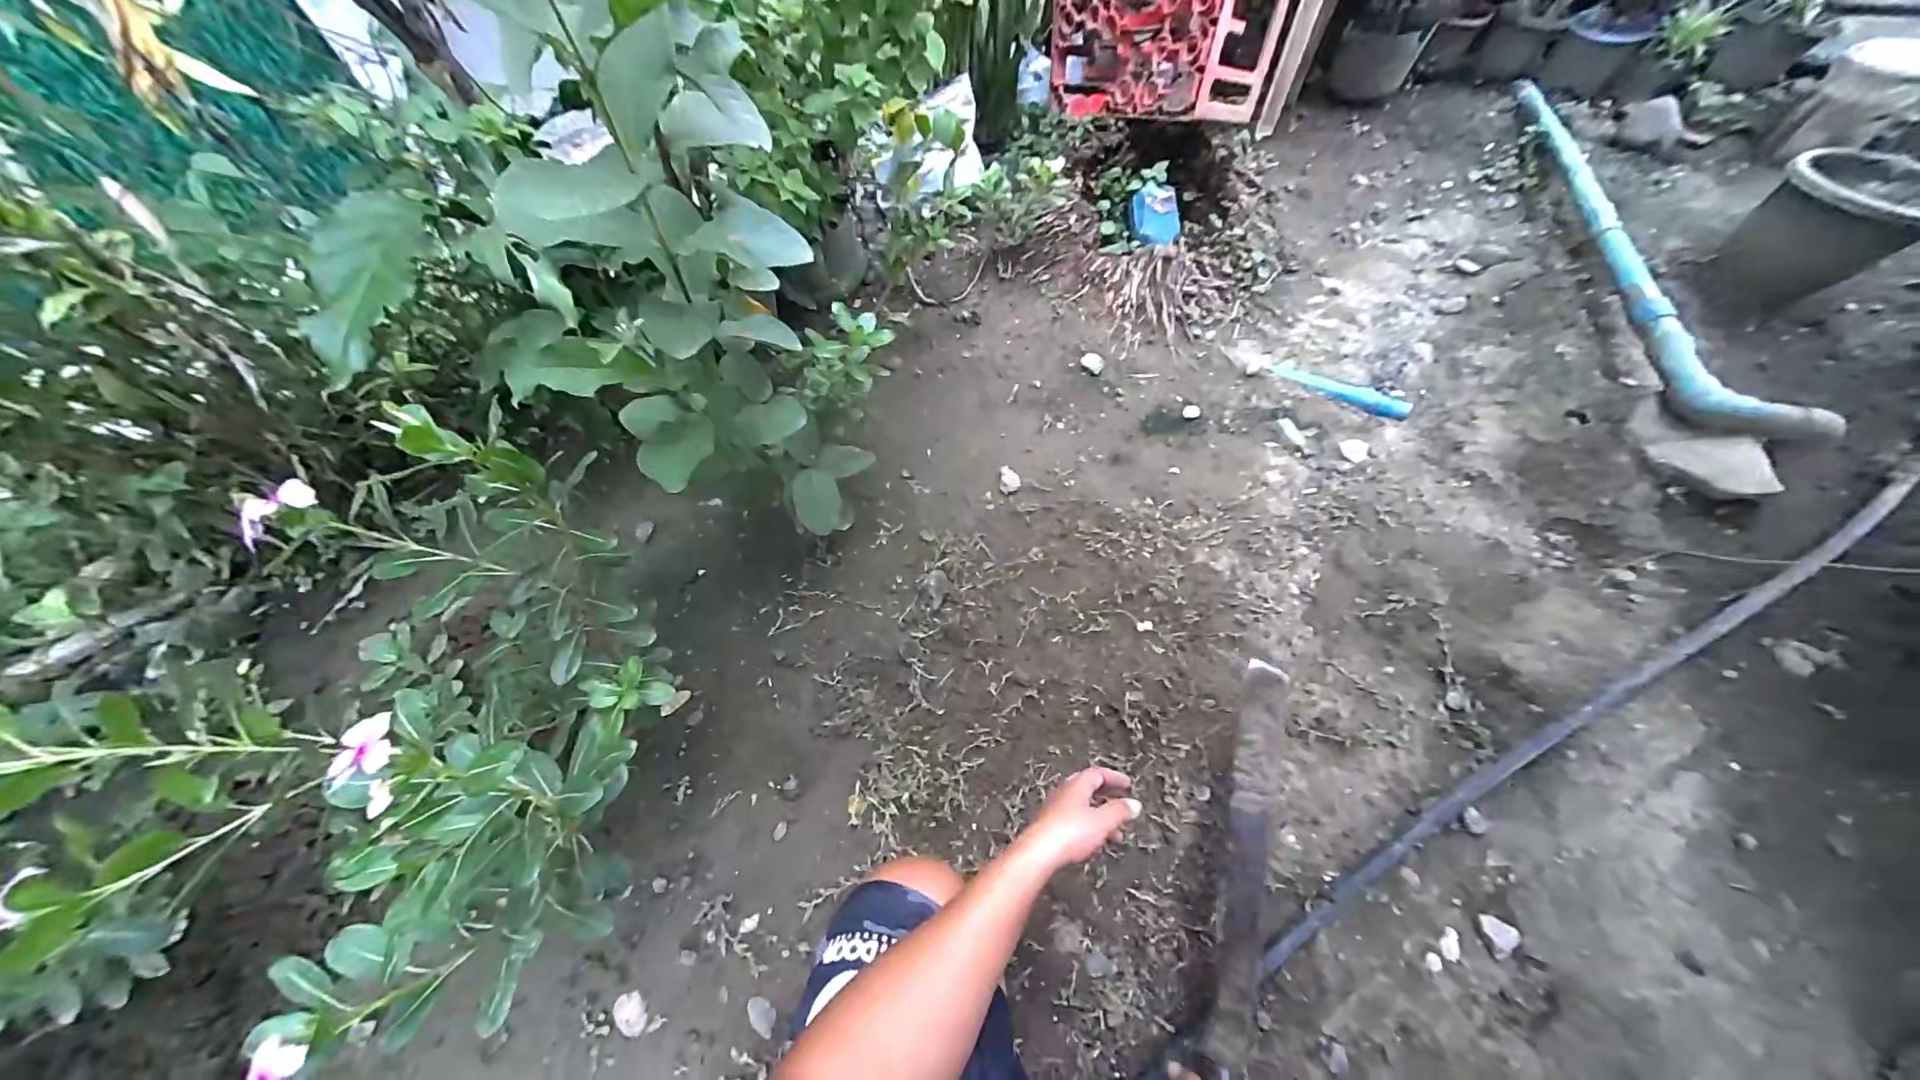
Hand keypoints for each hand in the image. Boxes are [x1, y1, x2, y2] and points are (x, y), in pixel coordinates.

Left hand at [1014, 767, 1140, 872]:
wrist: (1039, 852)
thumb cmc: (1071, 832)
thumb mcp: (1102, 821)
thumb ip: (1120, 811)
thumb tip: (1134, 803)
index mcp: (1077, 785)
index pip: (1097, 773)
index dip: (1115, 777)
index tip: (1128, 785)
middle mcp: (1064, 792)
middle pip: (1089, 790)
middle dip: (1108, 799)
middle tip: (1123, 807)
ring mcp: (1055, 809)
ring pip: (1083, 808)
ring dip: (1101, 818)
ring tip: (1116, 836)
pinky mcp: (1049, 826)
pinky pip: (1073, 822)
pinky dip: (1089, 828)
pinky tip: (1095, 845)